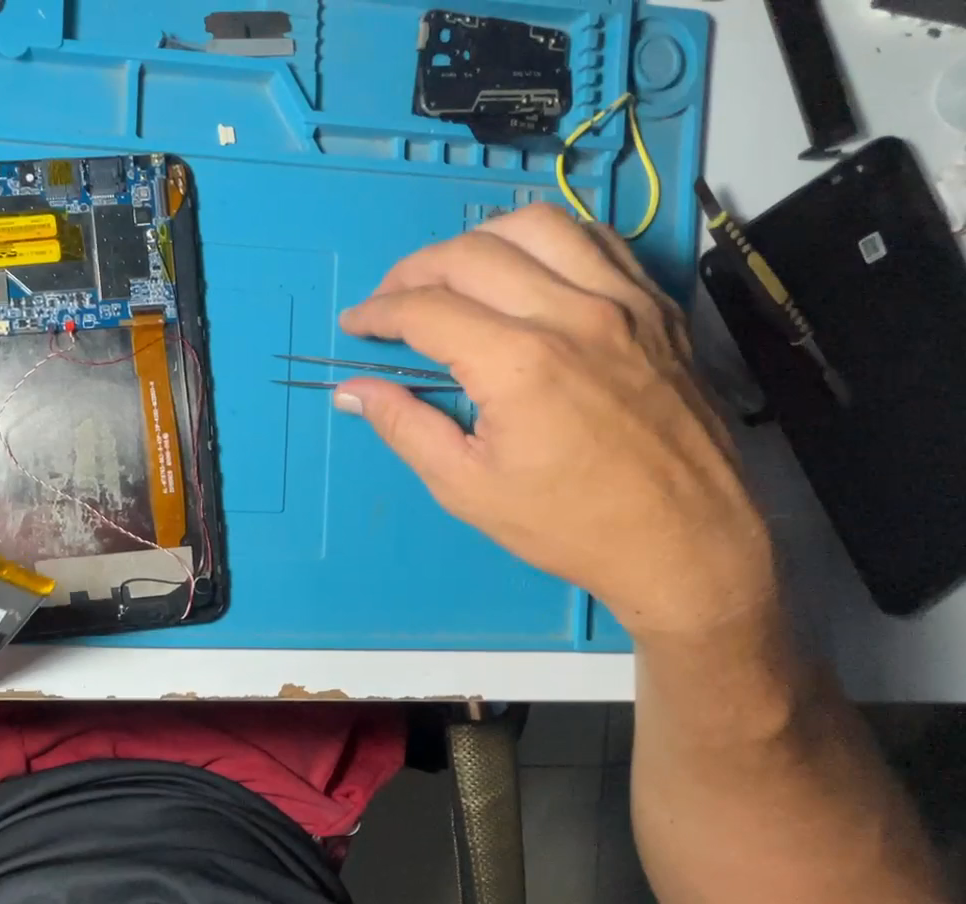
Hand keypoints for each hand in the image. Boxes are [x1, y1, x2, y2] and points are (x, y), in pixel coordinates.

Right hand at [335, 204, 776, 639]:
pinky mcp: (657, 308)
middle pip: (473, 254)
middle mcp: (572, 315)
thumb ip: (403, 426)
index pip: (426, 309)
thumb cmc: (566, 523)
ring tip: (450, 275)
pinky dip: (546, 242)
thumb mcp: (463, 486)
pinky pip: (596, 242)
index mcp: (518, 364)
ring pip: (537, 227)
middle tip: (387, 301)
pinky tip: (522, 271)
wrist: (686, 542)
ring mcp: (625, 303)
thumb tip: (352, 390)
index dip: (377, 313)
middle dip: (412, 271)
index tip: (354, 325)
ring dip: (477, 241)